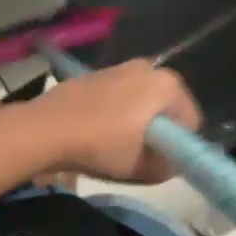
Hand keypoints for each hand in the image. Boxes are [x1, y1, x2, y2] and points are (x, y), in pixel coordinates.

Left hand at [17, 60, 201, 183]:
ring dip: (132, 122)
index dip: (179, 146)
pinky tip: (94, 132)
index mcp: (168, 84)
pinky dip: (111, 114)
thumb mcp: (145, 168)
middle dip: (155, 131)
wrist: (46, 128)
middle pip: (163, 108)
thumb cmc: (103, 145)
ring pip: (137, 102)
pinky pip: (113, 99)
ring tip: (112, 145)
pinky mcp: (91, 75)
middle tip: (137, 155)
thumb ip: (169, 166)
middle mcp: (146, 67)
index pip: (190, 121)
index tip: (160, 162)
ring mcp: (116, 68)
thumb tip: (169, 161)